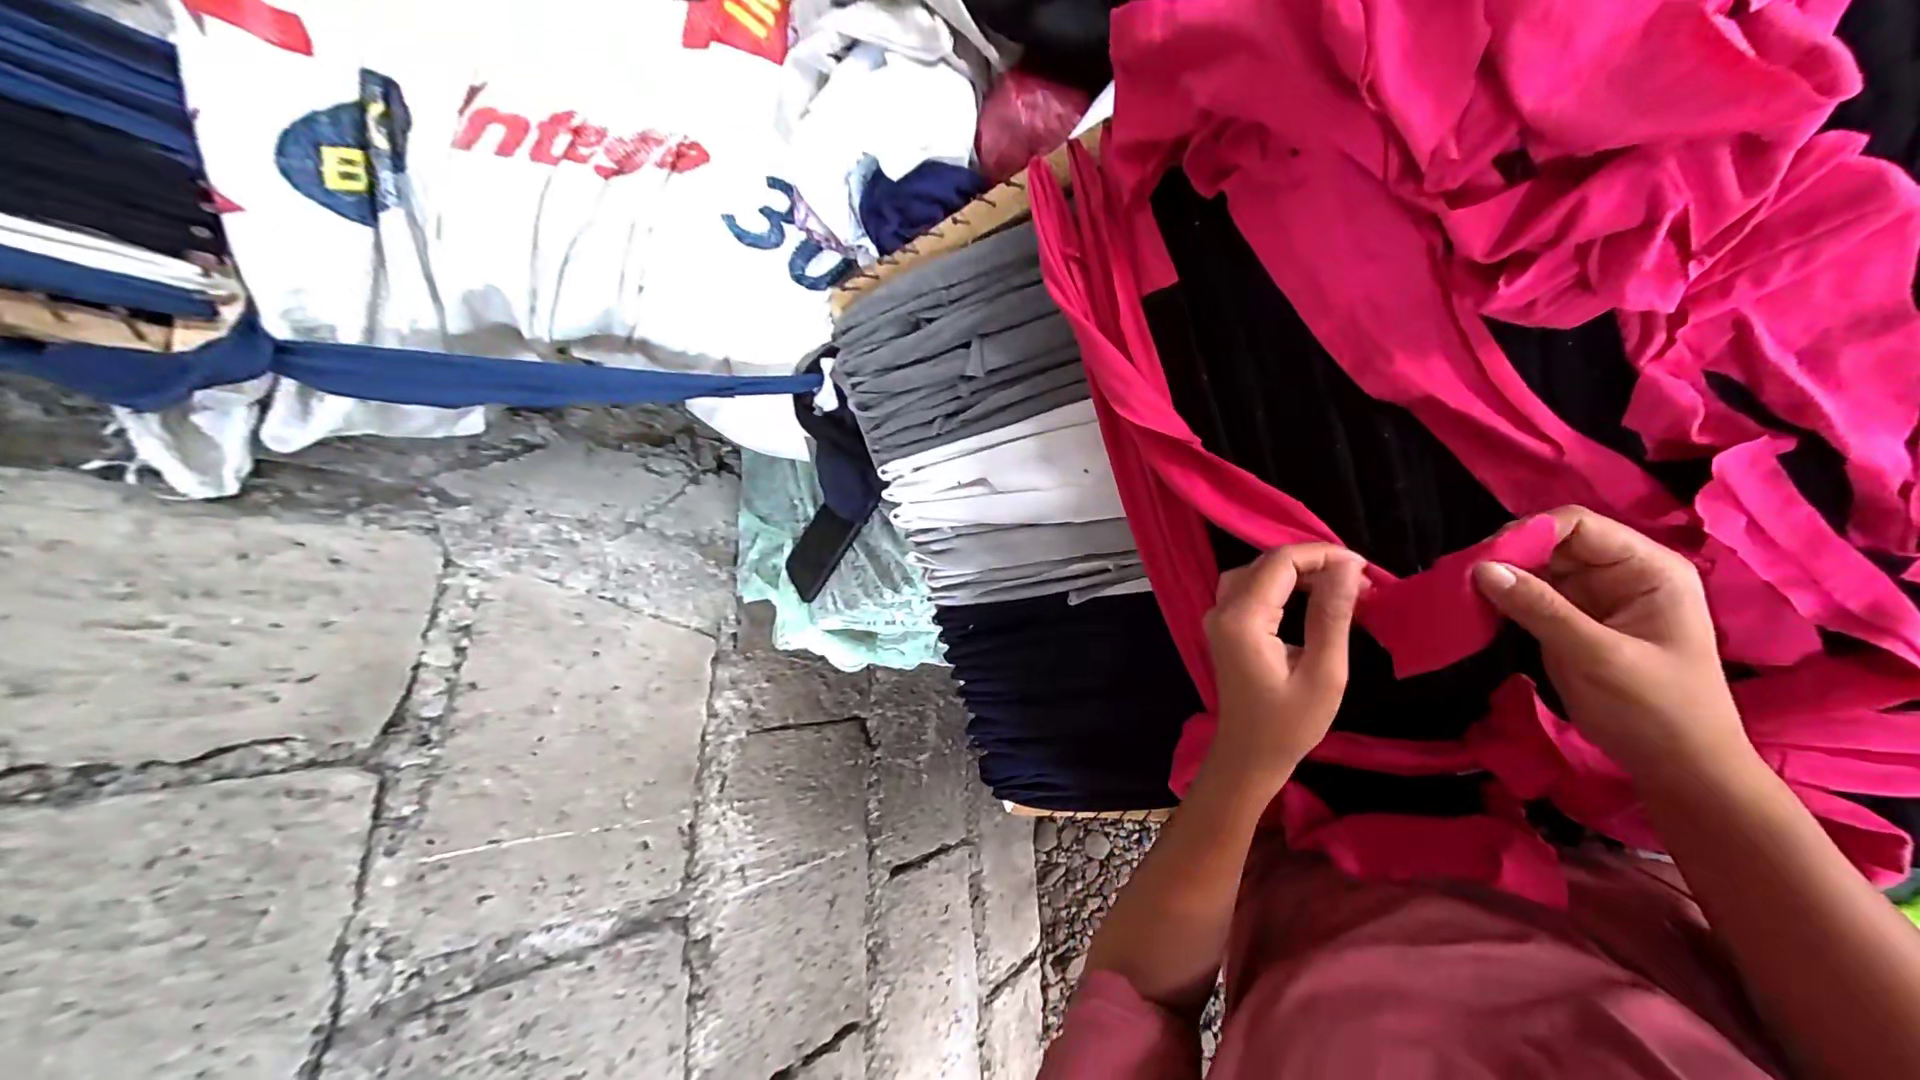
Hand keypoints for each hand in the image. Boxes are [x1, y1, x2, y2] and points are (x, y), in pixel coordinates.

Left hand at [1203, 543, 1365, 792]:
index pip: (1280, 562)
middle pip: (1266, 564)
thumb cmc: (1288, 724)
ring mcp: (1217, 617)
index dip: (1322, 555)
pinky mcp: (1223, 626)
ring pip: (1255, 573)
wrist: (1247, 756)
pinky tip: (1310, 597)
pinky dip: (1280, 585)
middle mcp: (1220, 610)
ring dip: (1296, 572)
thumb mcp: (1324, 673)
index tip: (1364, 568)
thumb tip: (1347, 566)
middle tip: (1358, 582)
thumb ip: (1332, 615)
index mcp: (1241, 619)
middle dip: (1313, 563)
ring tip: (1340, 587)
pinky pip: (1249, 589)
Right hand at [1472, 507, 1756, 791]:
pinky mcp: (1569, 617)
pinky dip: (1499, 596)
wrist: (1677, 765)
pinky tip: (1476, 606)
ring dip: (1498, 576)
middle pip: (1549, 542)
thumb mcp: (1597, 657)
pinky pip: (1527, 592)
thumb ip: (1539, 609)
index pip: (1578, 526)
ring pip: (1532, 566)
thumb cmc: (1655, 709)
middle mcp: (1620, 573)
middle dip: (1505, 555)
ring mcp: (1593, 595)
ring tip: (1461, 592)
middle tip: (1462, 579)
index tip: (1483, 561)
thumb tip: (1480, 568)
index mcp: (1648, 569)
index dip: (1528, 534)